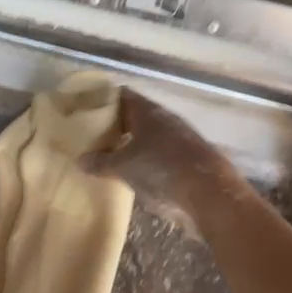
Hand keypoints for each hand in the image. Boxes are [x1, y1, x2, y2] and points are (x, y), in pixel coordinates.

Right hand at [79, 88, 249, 235]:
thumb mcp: (124, 167)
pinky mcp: (189, 161)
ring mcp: (180, 140)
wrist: (211, 196)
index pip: (122, 95)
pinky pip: (160, 155)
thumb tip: (80, 160)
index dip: (103, 100)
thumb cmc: (161, 170)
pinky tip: (134, 175)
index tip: (85, 109)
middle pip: (135, 116)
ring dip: (131, 145)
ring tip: (109, 157)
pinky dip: (146, 161)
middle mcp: (165, 120)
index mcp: (148, 112)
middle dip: (115, 125)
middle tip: (92, 137)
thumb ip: (101, 162)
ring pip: (149, 137)